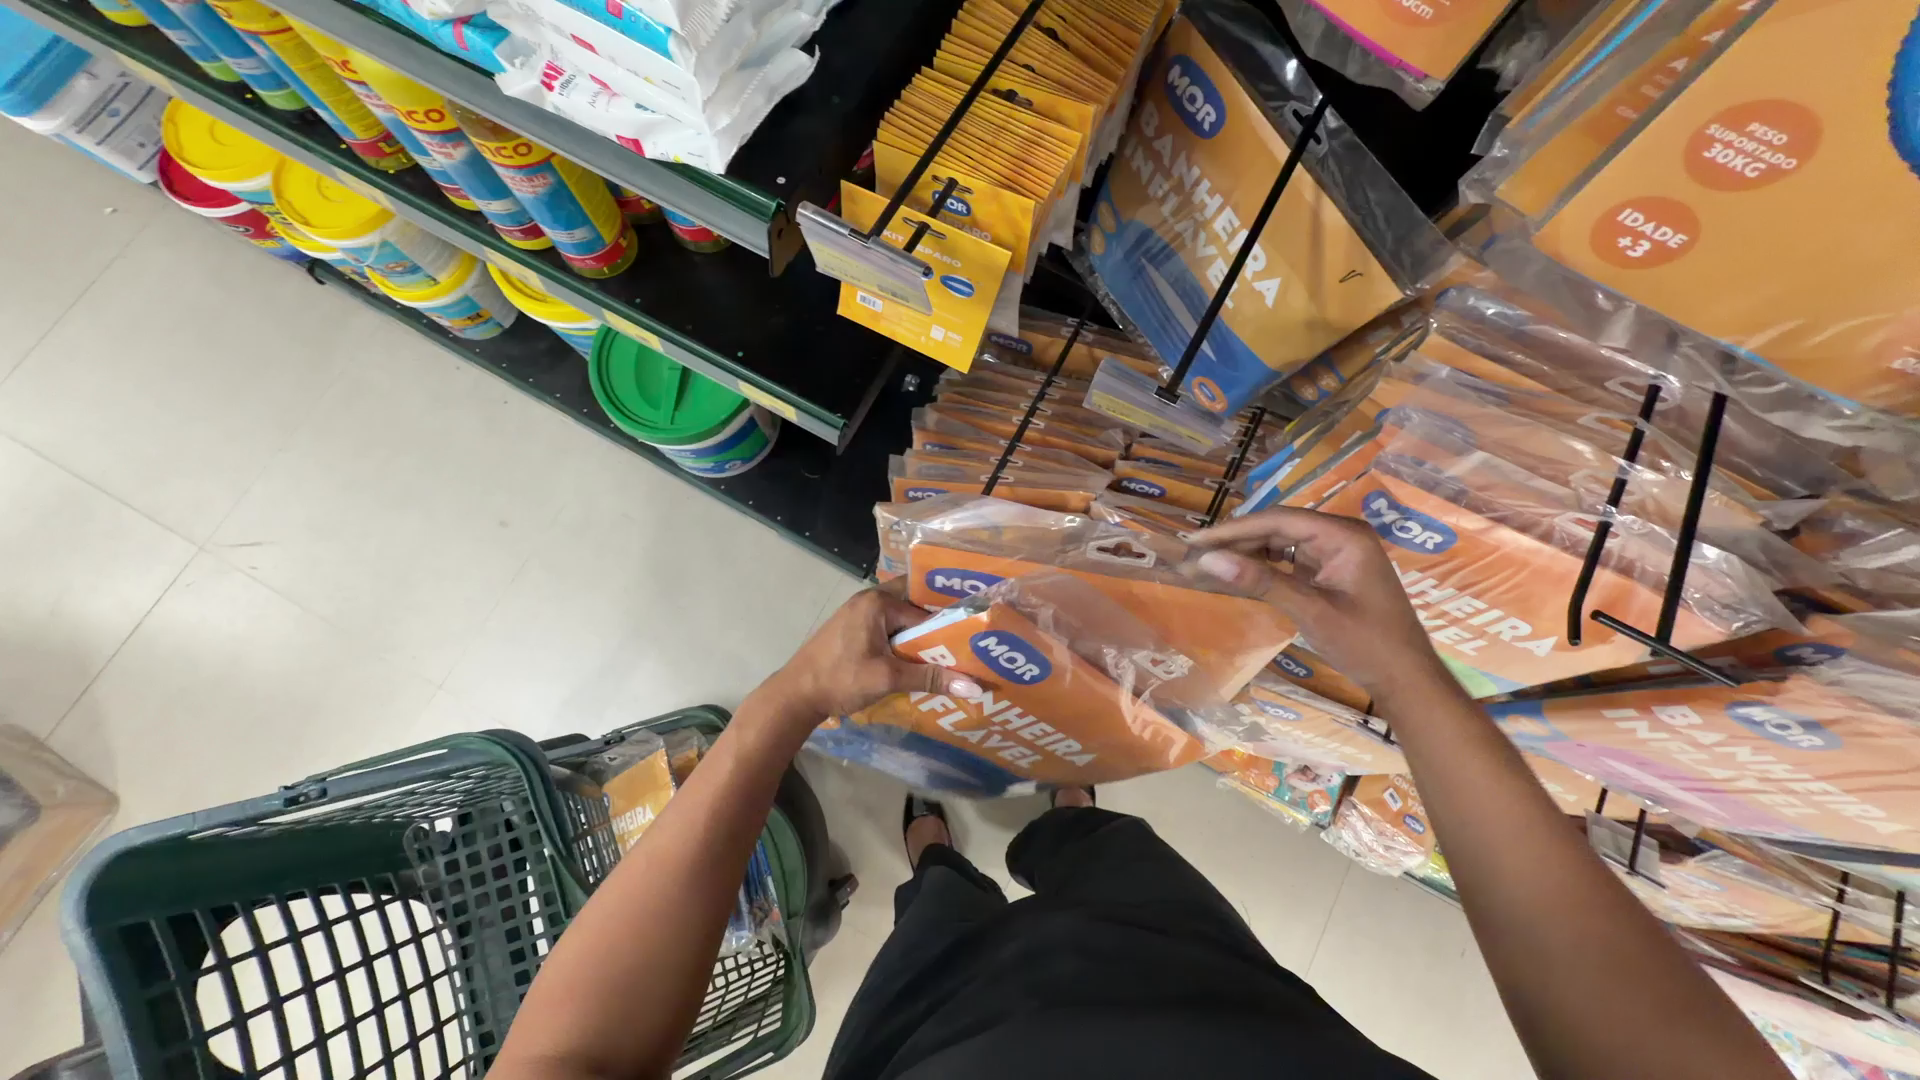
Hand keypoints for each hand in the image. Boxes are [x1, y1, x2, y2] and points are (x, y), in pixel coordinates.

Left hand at [762, 588, 979, 725]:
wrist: (795, 695)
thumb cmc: (840, 680)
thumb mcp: (888, 678)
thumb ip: (931, 677)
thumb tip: (975, 686)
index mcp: (878, 602)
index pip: (925, 612)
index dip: (948, 629)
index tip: (972, 644)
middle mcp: (869, 599)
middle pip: (914, 606)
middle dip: (937, 624)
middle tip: (965, 642)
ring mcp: (859, 613)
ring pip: (901, 618)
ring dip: (920, 635)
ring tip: (949, 654)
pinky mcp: (854, 628)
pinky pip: (888, 627)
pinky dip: (904, 640)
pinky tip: (918, 660)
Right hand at [1188, 508, 1454, 703]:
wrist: (1405, 679)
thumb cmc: (1365, 644)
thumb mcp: (1310, 611)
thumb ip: (1260, 582)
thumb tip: (1208, 561)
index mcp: (1344, 535)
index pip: (1277, 520)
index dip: (1232, 529)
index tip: (1195, 541)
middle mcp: (1341, 535)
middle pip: (1276, 527)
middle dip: (1235, 540)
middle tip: (1193, 554)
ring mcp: (1337, 552)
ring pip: (1280, 542)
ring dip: (1245, 552)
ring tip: (1208, 563)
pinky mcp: (1331, 571)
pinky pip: (1288, 559)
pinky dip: (1262, 566)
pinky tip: (1237, 573)